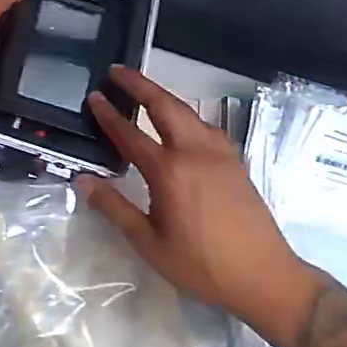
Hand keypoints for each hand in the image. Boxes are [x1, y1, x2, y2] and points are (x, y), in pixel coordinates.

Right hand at [75, 66, 320, 346]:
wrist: (264, 276)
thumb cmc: (201, 265)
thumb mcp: (149, 243)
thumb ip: (115, 208)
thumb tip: (83, 181)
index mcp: (170, 171)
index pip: (130, 134)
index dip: (108, 114)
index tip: (94, 96)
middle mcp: (195, 151)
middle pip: (164, 105)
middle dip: (139, 84)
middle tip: (117, 71)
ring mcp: (220, 153)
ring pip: (188, 112)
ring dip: (164, 97)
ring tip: (145, 92)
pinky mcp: (235, 160)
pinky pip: (205, 127)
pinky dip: (186, 115)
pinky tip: (182, 125)